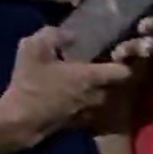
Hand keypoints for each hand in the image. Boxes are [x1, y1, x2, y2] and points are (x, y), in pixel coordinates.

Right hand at [0, 28, 132, 145]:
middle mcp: (101, 95)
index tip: (117, 53)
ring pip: (109, 94)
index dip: (125, 62)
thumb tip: (72, 34)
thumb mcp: (33, 48)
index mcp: (93, 77)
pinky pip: (99, 104)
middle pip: (118, 83)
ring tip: (89, 73)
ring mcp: (98, 109)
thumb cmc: (31, 81)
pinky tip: (80, 89)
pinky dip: (95, 96)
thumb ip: (53, 35)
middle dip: (113, 71)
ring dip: (103, 85)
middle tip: (102, 60)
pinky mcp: (91, 119)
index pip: (124, 71)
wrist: (27, 117)